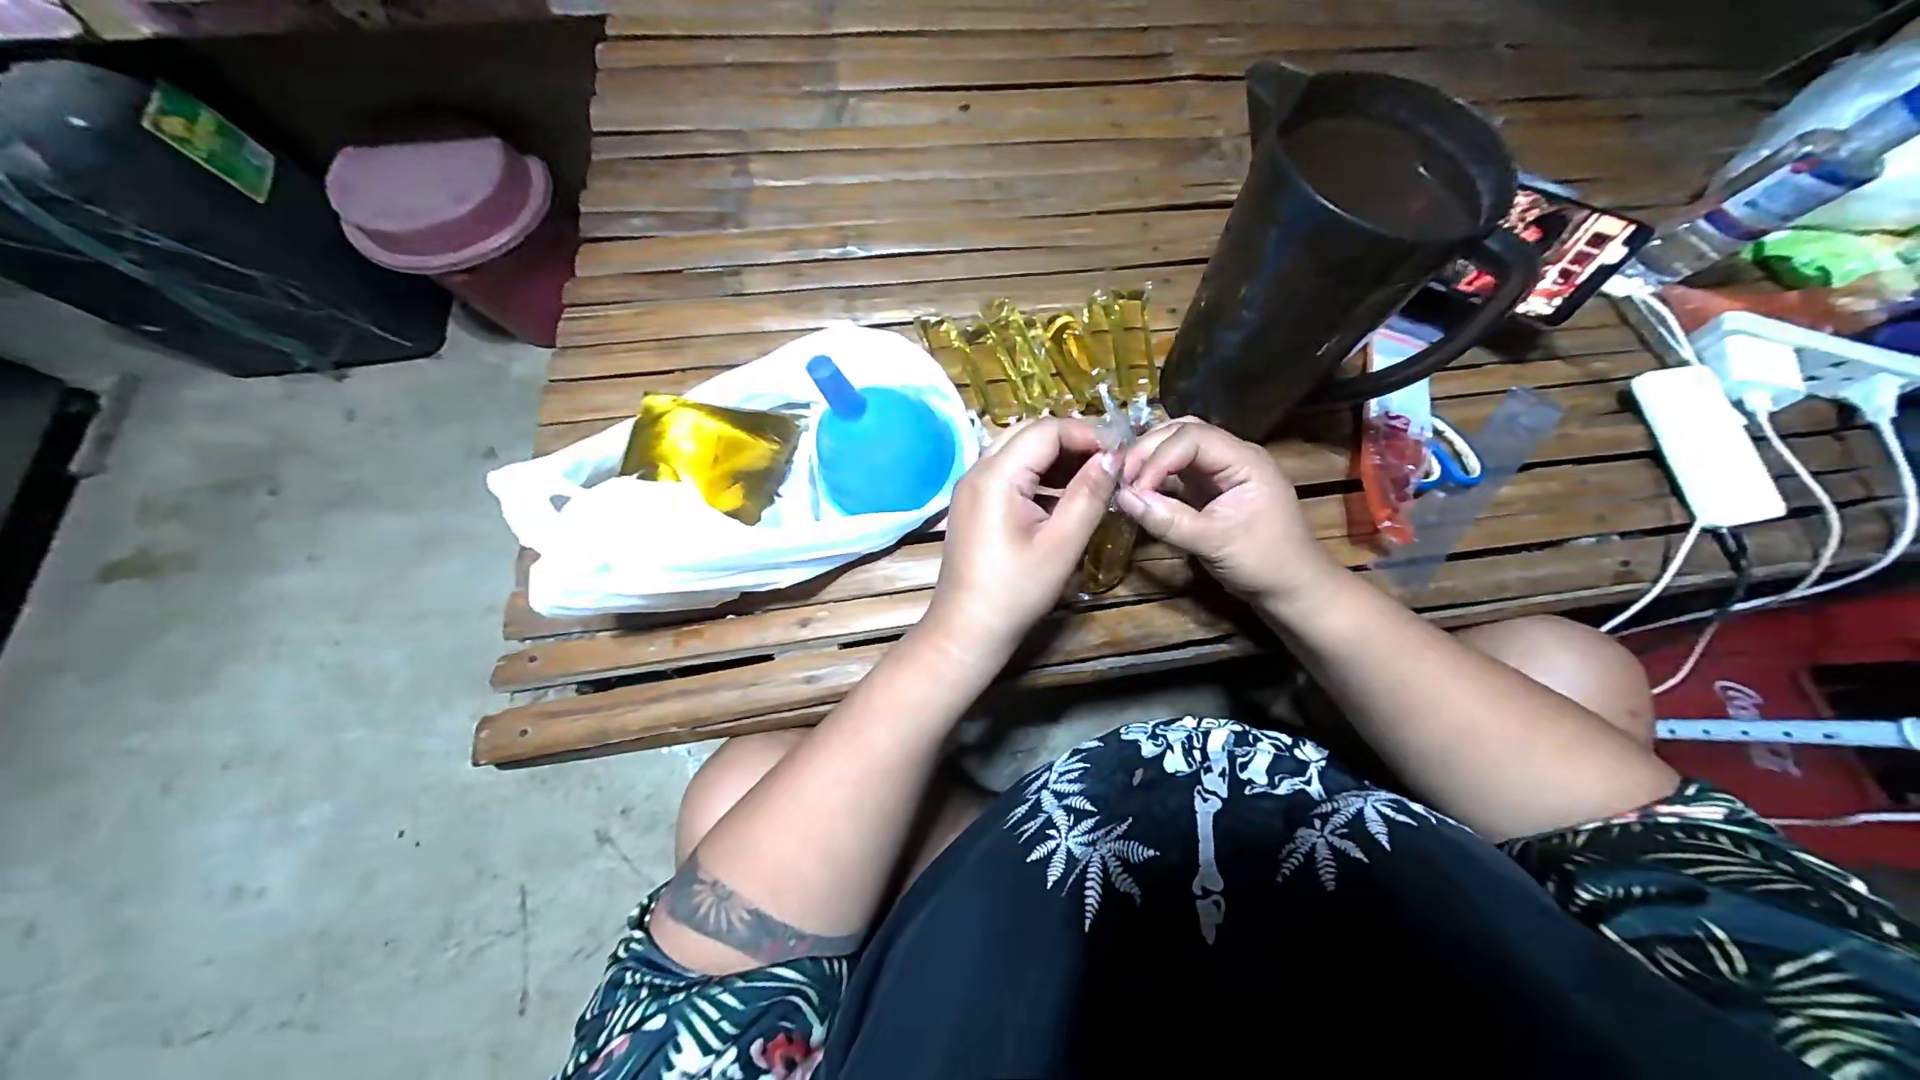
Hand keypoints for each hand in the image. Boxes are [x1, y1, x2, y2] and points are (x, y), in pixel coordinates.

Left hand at [921, 418, 1117, 657]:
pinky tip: (1064, 494)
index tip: (1120, 452)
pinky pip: (1008, 471)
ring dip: (1055, 456)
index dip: (1086, 433)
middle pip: (1029, 432)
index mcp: (996, 476)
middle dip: (1071, 440)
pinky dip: (1037, 473)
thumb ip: (1089, 494)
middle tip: (1108, 461)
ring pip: (1017, 449)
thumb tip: (1114, 457)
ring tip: (1092, 475)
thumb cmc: (1016, 591)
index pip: (1046, 430)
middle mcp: (977, 471)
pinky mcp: (973, 502)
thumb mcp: (1062, 543)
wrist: (968, 629)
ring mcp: (971, 486)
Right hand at [1114, 419, 1341, 608]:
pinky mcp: (1207, 488)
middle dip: (1148, 450)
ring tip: (1124, 480)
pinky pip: (1176, 471)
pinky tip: (1136, 491)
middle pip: (1182, 432)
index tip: (1133, 487)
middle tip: (1119, 476)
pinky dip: (1153, 477)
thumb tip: (1124, 498)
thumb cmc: (1264, 563)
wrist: (1290, 588)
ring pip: (1176, 447)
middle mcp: (1231, 456)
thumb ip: (1170, 520)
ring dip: (1148, 459)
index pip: (1192, 437)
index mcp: (1244, 460)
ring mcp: (1219, 471)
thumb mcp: (1215, 543)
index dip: (1157, 457)